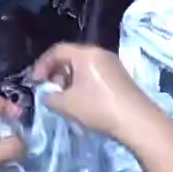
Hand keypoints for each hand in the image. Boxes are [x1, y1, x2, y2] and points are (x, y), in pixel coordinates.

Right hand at [31, 43, 166, 145]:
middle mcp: (100, 53)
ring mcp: (113, 63)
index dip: (42, 65)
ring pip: (84, 66)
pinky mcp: (120, 76)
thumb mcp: (66, 104)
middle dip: (56, 73)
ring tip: (65, 98)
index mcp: (85, 54)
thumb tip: (48, 94)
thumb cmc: (97, 108)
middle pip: (71, 57)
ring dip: (70, 80)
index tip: (36, 82)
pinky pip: (95, 73)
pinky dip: (84, 83)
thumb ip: (50, 97)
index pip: (57, 51)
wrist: (136, 121)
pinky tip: (83, 101)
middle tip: (50, 91)